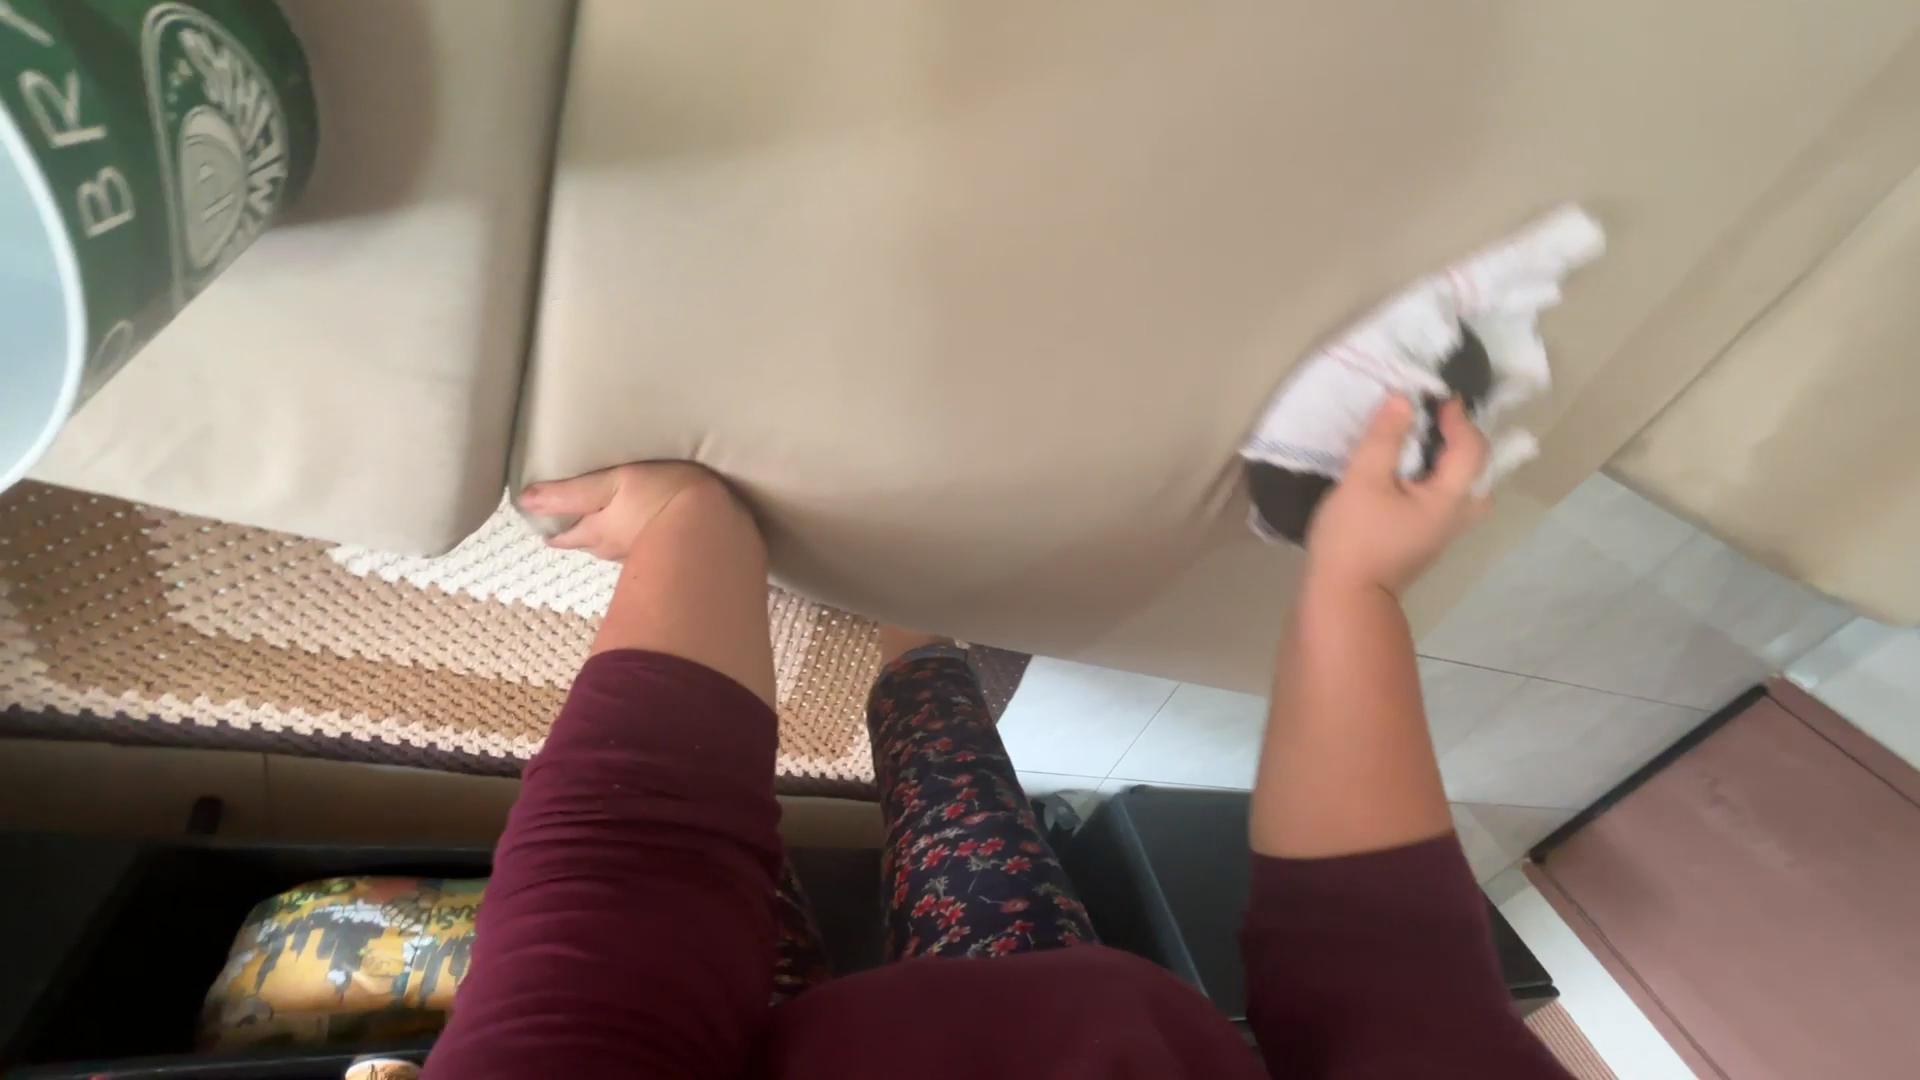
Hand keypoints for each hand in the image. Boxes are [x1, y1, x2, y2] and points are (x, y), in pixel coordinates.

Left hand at [519, 462, 735, 560]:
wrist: (717, 527)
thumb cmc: (665, 497)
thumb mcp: (616, 482)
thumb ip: (573, 492)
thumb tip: (525, 500)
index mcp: (599, 530)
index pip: (569, 535)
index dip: (557, 532)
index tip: (548, 532)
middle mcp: (618, 550)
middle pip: (592, 546)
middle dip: (582, 539)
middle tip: (576, 533)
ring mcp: (647, 559)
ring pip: (620, 554)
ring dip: (612, 547)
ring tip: (613, 536)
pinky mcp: (675, 562)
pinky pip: (651, 555)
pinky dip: (644, 550)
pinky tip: (652, 544)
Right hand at [1305, 395, 1489, 595]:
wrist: (1344, 596)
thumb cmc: (1355, 538)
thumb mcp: (1362, 481)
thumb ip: (1383, 439)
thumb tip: (1403, 399)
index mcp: (1449, 498)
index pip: (1469, 448)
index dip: (1458, 419)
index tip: (1440, 397)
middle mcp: (1454, 517)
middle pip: (1479, 477)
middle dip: (1466, 447)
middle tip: (1441, 427)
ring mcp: (1438, 536)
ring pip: (1462, 496)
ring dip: (1452, 470)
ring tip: (1426, 454)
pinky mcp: (1418, 546)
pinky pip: (1441, 507)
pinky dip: (1434, 486)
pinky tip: (1407, 483)